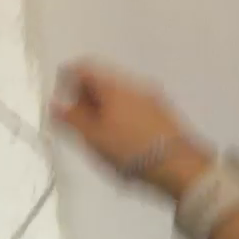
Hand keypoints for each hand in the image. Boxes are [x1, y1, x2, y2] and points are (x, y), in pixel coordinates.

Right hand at [51, 59, 208, 199]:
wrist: (184, 171)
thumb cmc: (130, 151)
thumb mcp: (92, 138)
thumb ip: (70, 119)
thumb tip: (54, 104)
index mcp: (113, 85)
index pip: (82, 67)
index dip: (66, 81)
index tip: (63, 106)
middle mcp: (134, 84)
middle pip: (101, 80)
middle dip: (85, 99)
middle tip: (80, 125)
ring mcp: (154, 98)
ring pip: (118, 95)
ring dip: (104, 109)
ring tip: (101, 137)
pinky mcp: (167, 114)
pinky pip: (134, 106)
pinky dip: (122, 116)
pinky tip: (124, 141)